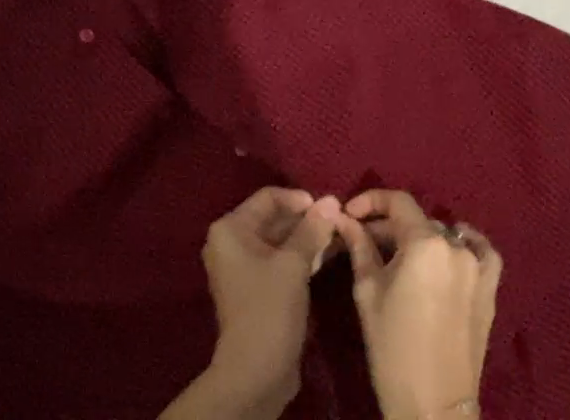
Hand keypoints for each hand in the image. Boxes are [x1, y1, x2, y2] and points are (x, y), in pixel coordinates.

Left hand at [163, 187, 343, 419]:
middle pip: (273, 219)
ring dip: (307, 239)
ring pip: (279, 242)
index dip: (299, 200)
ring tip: (340, 237)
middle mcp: (230, 243)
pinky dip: (301, 257)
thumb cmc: (269, 307)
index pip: (267, 198)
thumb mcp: (293, 264)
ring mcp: (242, 267)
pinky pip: (279, 262)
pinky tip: (328, 257)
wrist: (256, 371)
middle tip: (340, 222)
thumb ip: (312, 230)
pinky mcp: (256, 288)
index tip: (330, 208)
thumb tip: (332, 201)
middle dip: (306, 220)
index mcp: (229, 229)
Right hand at [330, 190, 501, 419]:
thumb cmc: (392, 346)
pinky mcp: (490, 291)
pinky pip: (482, 254)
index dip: (370, 200)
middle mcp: (456, 248)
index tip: (349, 215)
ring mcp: (479, 269)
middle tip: (363, 242)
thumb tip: (344, 219)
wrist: (432, 404)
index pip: (397, 202)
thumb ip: (359, 247)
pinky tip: (450, 252)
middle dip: (388, 226)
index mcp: (425, 243)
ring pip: (445, 236)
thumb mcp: (367, 291)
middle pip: (418, 221)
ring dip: (420, 238)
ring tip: (399, 256)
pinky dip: (466, 245)